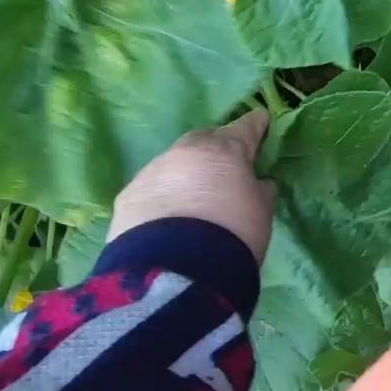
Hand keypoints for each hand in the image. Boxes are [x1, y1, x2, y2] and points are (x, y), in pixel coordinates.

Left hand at [109, 109, 275, 260]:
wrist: (177, 269)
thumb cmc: (233, 233)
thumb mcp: (261, 212)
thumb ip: (260, 192)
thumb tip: (259, 183)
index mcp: (224, 150)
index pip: (245, 128)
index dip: (256, 125)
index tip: (262, 120)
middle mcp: (185, 152)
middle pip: (204, 141)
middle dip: (215, 148)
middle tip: (225, 166)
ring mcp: (152, 172)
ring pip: (174, 165)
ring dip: (186, 175)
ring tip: (194, 199)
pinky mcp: (128, 197)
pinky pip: (153, 189)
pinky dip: (164, 197)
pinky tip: (169, 217)